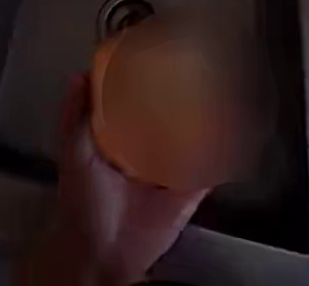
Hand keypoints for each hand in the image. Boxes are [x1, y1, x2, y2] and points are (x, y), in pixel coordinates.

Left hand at [21, 74, 209, 285]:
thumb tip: (80, 76)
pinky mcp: (187, 193)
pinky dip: (223, 156)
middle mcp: (150, 148)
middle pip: (174, 116)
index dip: (152, 78)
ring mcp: (171, 170)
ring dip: (211, 121)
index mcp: (124, 134)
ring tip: (227, 94)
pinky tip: (234, 136)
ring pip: (196, 140)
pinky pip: (209, 171)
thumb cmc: (81, 203)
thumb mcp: (74, 153)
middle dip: (189, 96)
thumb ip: (74, 116)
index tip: (165, 53)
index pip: (141, 100)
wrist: (98, 256)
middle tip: (204, 69)